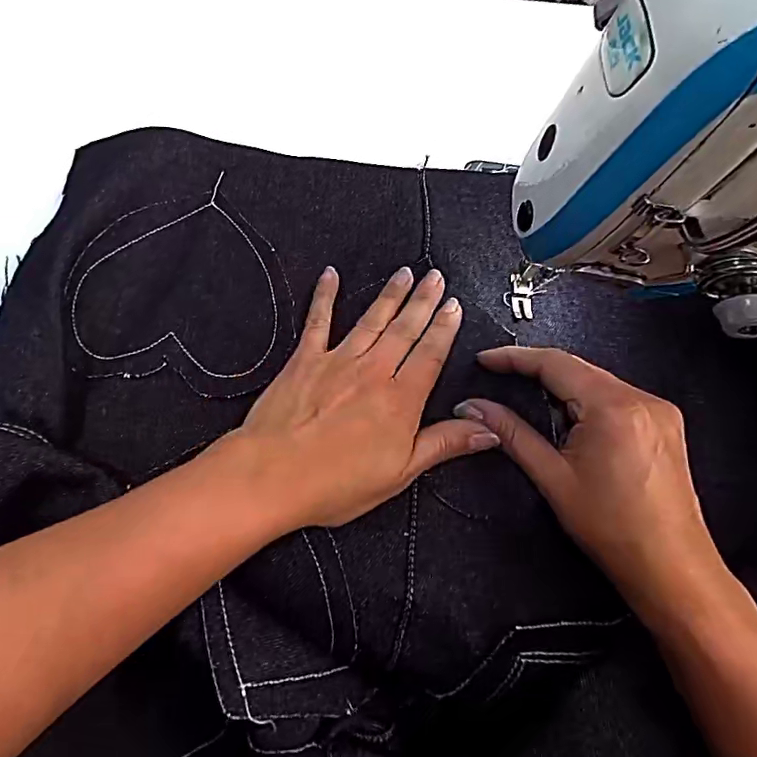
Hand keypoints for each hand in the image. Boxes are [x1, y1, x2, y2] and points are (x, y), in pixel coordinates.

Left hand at [210, 266, 500, 529]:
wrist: (272, 475)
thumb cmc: (332, 482)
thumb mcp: (401, 472)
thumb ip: (444, 445)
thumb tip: (484, 433)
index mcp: (399, 400)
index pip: (431, 353)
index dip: (445, 327)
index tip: (453, 307)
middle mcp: (373, 372)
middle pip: (406, 328)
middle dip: (424, 300)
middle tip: (436, 278)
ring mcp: (338, 361)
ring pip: (372, 319)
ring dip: (391, 294)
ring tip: (405, 273)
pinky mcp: (306, 360)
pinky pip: (319, 320)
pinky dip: (325, 295)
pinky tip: (331, 276)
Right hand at [457, 347, 719, 609]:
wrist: (672, 569)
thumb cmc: (618, 532)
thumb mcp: (553, 478)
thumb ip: (512, 434)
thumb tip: (478, 408)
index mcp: (613, 407)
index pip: (554, 362)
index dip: (515, 358)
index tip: (488, 360)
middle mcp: (642, 399)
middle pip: (577, 367)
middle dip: (537, 372)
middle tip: (502, 379)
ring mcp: (658, 409)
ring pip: (597, 380)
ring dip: (564, 388)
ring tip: (536, 408)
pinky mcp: (666, 422)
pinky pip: (618, 396)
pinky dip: (590, 401)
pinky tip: (575, 423)